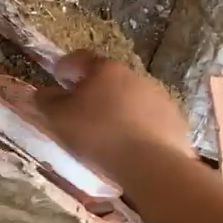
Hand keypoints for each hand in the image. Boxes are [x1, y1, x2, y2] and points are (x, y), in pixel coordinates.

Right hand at [37, 51, 193, 175]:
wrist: (153, 165)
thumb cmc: (97, 132)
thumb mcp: (58, 116)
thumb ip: (46, 99)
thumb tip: (45, 92)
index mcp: (105, 69)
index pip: (80, 57)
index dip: (66, 66)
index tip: (57, 78)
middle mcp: (135, 76)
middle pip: (108, 77)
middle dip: (94, 89)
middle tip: (80, 108)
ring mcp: (160, 98)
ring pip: (131, 97)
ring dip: (118, 107)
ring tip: (107, 130)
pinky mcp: (177, 121)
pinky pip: (150, 118)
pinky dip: (138, 125)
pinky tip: (130, 144)